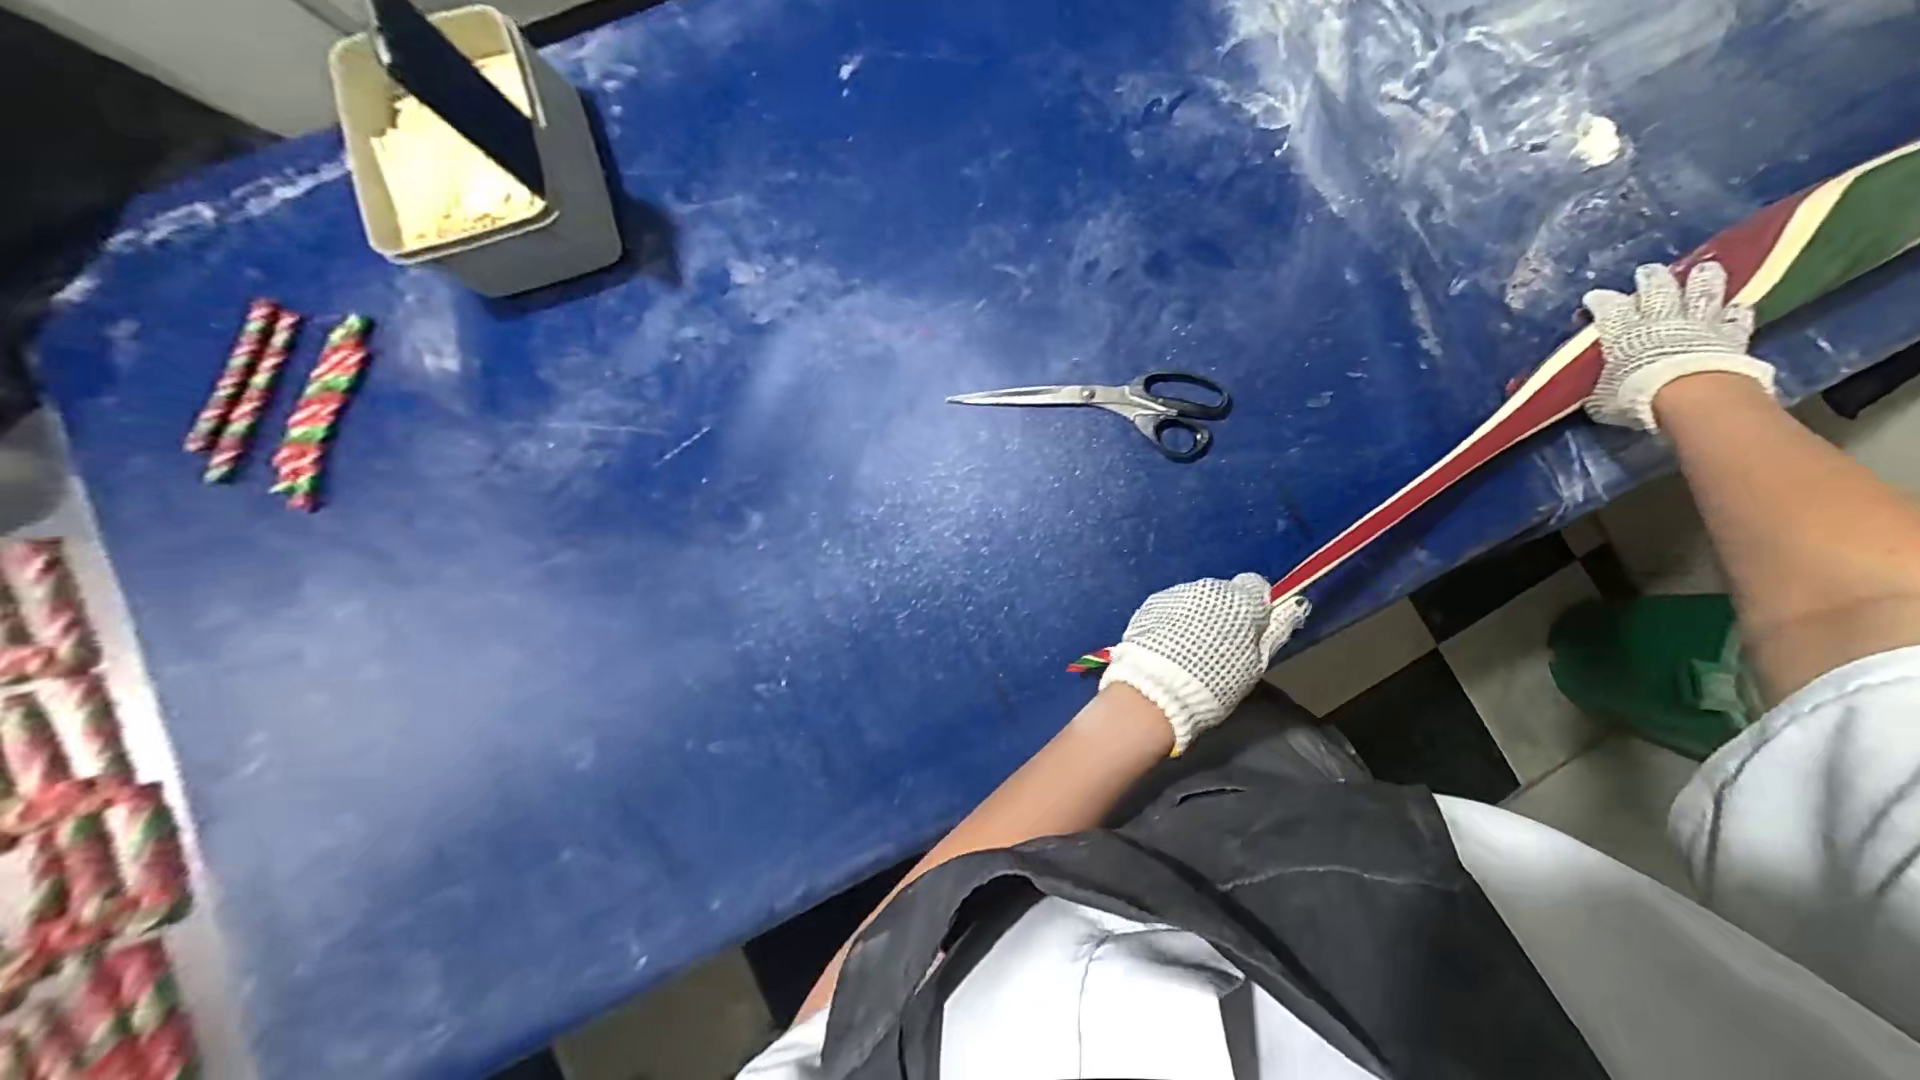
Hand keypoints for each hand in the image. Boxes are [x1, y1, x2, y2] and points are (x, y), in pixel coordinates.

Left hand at [1098, 574, 1309, 754]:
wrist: (1154, 691)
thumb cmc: (1213, 681)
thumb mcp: (1254, 664)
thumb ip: (1272, 633)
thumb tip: (1290, 610)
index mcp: (1237, 598)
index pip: (1255, 587)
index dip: (1255, 609)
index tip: (1250, 631)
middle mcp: (1204, 587)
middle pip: (1222, 595)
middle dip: (1223, 615)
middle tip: (1218, 648)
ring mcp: (1173, 594)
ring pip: (1194, 602)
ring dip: (1196, 618)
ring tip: (1188, 651)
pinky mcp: (1148, 606)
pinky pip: (1170, 610)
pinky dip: (1172, 624)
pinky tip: (1168, 648)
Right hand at [1582, 261, 1774, 431]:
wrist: (1690, 394)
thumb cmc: (1634, 395)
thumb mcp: (1602, 396)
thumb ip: (1601, 384)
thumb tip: (1597, 388)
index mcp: (1622, 332)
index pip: (1608, 309)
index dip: (1600, 301)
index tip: (1594, 296)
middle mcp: (1660, 321)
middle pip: (1657, 291)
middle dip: (1651, 279)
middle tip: (1648, 270)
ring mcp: (1699, 325)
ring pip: (1701, 294)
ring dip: (1703, 280)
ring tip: (1705, 268)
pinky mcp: (1731, 335)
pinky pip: (1736, 318)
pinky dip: (1736, 312)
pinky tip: (1739, 307)